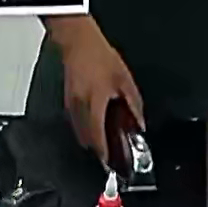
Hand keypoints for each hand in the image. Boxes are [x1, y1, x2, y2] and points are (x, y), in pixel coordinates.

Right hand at [44, 15, 144, 163]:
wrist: (77, 39)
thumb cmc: (98, 55)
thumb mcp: (123, 79)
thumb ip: (134, 104)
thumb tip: (140, 124)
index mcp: (94, 105)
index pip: (98, 139)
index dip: (104, 156)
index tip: (110, 166)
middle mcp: (80, 109)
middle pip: (87, 142)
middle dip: (98, 153)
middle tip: (108, 160)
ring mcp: (71, 107)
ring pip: (80, 136)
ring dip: (90, 144)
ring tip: (101, 148)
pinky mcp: (67, 103)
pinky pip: (75, 125)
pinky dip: (84, 132)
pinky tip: (93, 131)